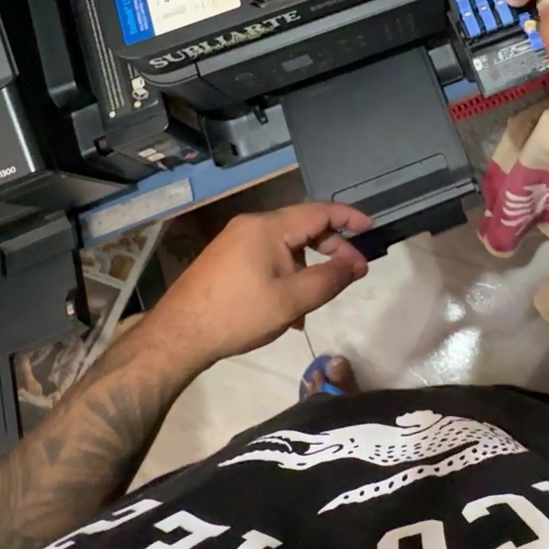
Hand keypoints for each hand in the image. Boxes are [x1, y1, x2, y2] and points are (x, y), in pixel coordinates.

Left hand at [142, 202, 372, 365]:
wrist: (176, 337)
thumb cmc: (237, 315)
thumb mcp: (291, 301)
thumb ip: (329, 279)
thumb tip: (356, 264)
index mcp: (269, 227)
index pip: (320, 211)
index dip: (350, 218)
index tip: (372, 230)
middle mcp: (253, 225)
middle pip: (304, 226)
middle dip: (332, 248)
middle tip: (353, 272)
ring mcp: (237, 241)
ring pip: (287, 245)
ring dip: (308, 268)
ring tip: (315, 303)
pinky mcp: (227, 258)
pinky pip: (269, 257)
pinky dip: (287, 274)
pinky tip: (288, 307)